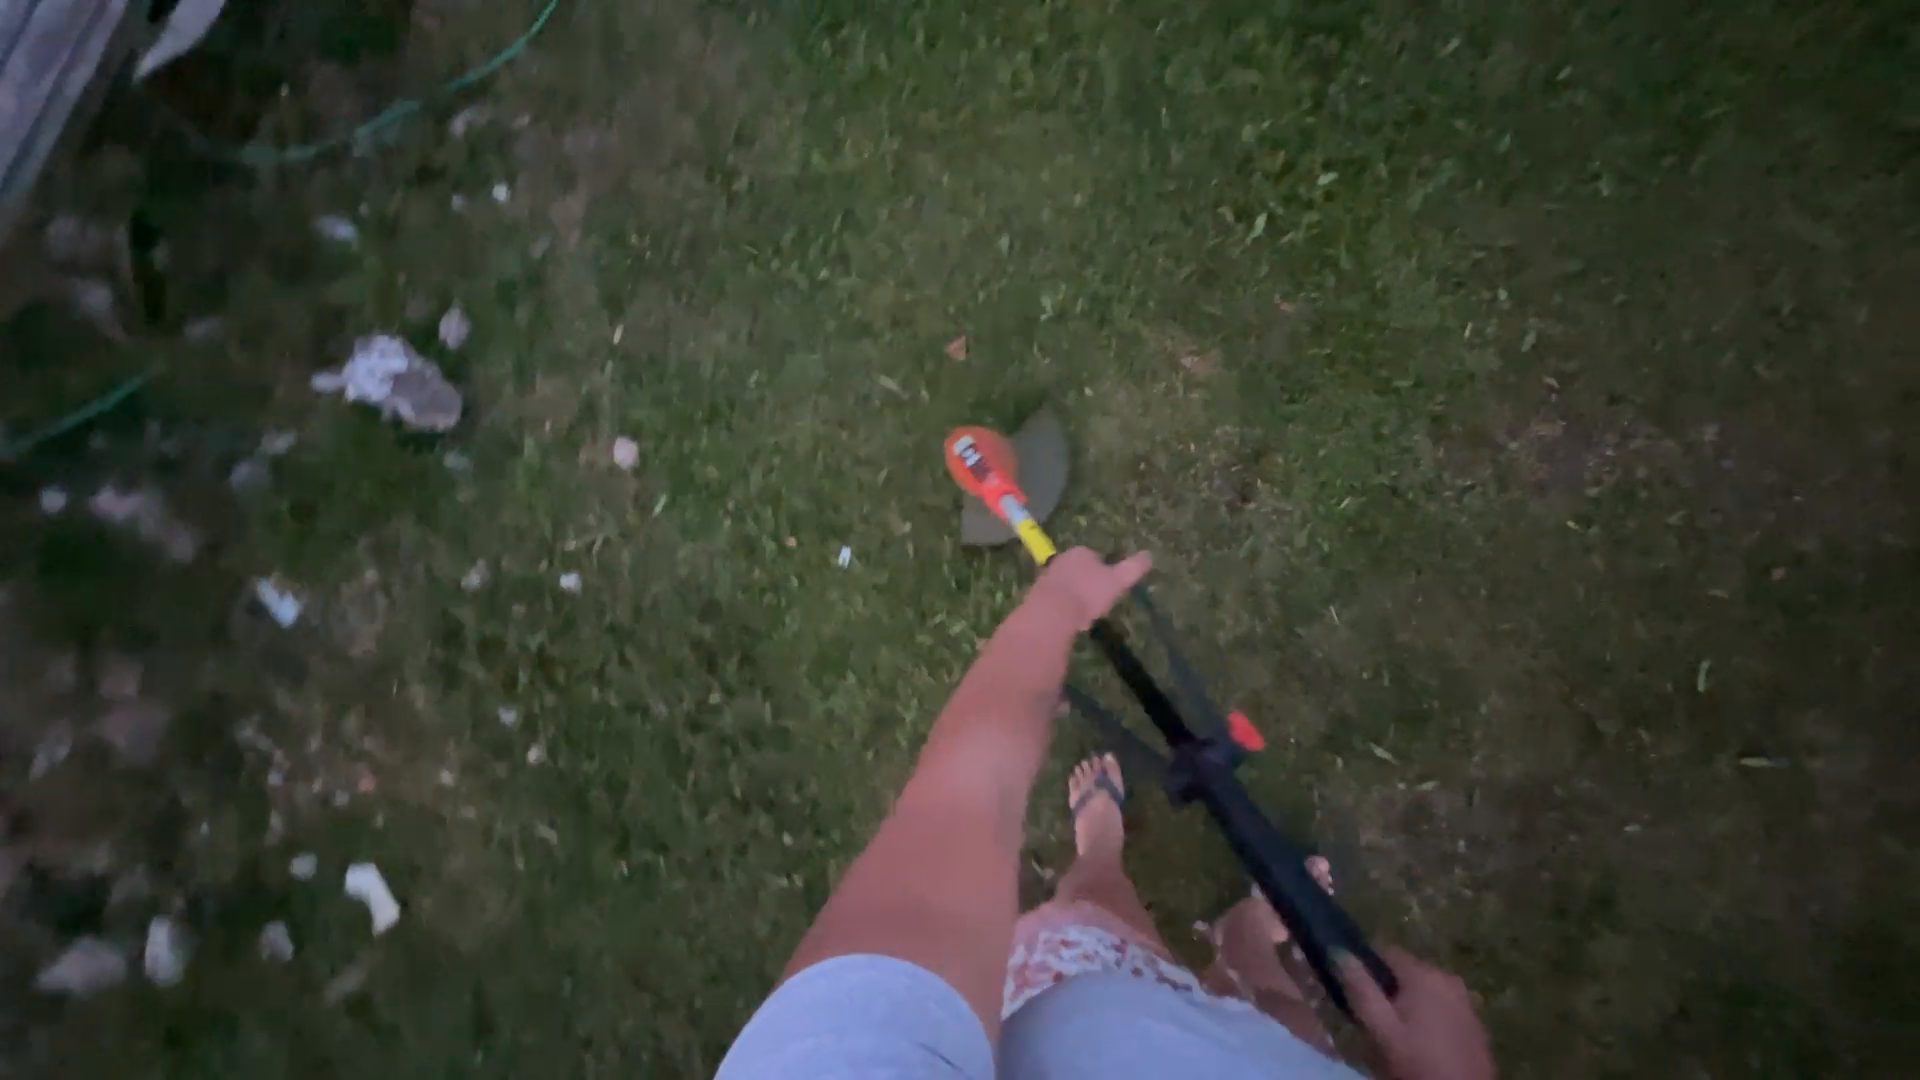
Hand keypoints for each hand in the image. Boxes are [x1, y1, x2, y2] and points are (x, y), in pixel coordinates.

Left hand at [1025, 548, 1151, 629]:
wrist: (1051, 612)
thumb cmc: (1088, 593)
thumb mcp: (1117, 581)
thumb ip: (1133, 568)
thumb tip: (1149, 555)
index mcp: (1081, 552)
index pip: (1097, 558)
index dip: (1107, 573)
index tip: (1112, 589)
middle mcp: (1061, 560)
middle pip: (1081, 572)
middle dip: (1090, 586)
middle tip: (1099, 604)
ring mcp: (1047, 577)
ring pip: (1068, 587)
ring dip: (1077, 599)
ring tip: (1085, 617)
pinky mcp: (1036, 595)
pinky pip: (1057, 601)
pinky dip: (1065, 610)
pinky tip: (1070, 623)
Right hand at [1337, 946, 1495, 1079]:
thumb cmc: (1418, 1063)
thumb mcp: (1380, 1027)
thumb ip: (1359, 986)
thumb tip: (1337, 950)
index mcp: (1423, 973)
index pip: (1383, 949)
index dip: (1365, 966)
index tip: (1355, 989)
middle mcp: (1448, 977)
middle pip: (1404, 969)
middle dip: (1387, 986)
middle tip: (1375, 1016)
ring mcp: (1466, 1000)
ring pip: (1423, 988)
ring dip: (1408, 1001)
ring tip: (1397, 1030)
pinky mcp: (1475, 1022)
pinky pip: (1442, 1004)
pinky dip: (1428, 1013)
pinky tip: (1422, 1039)